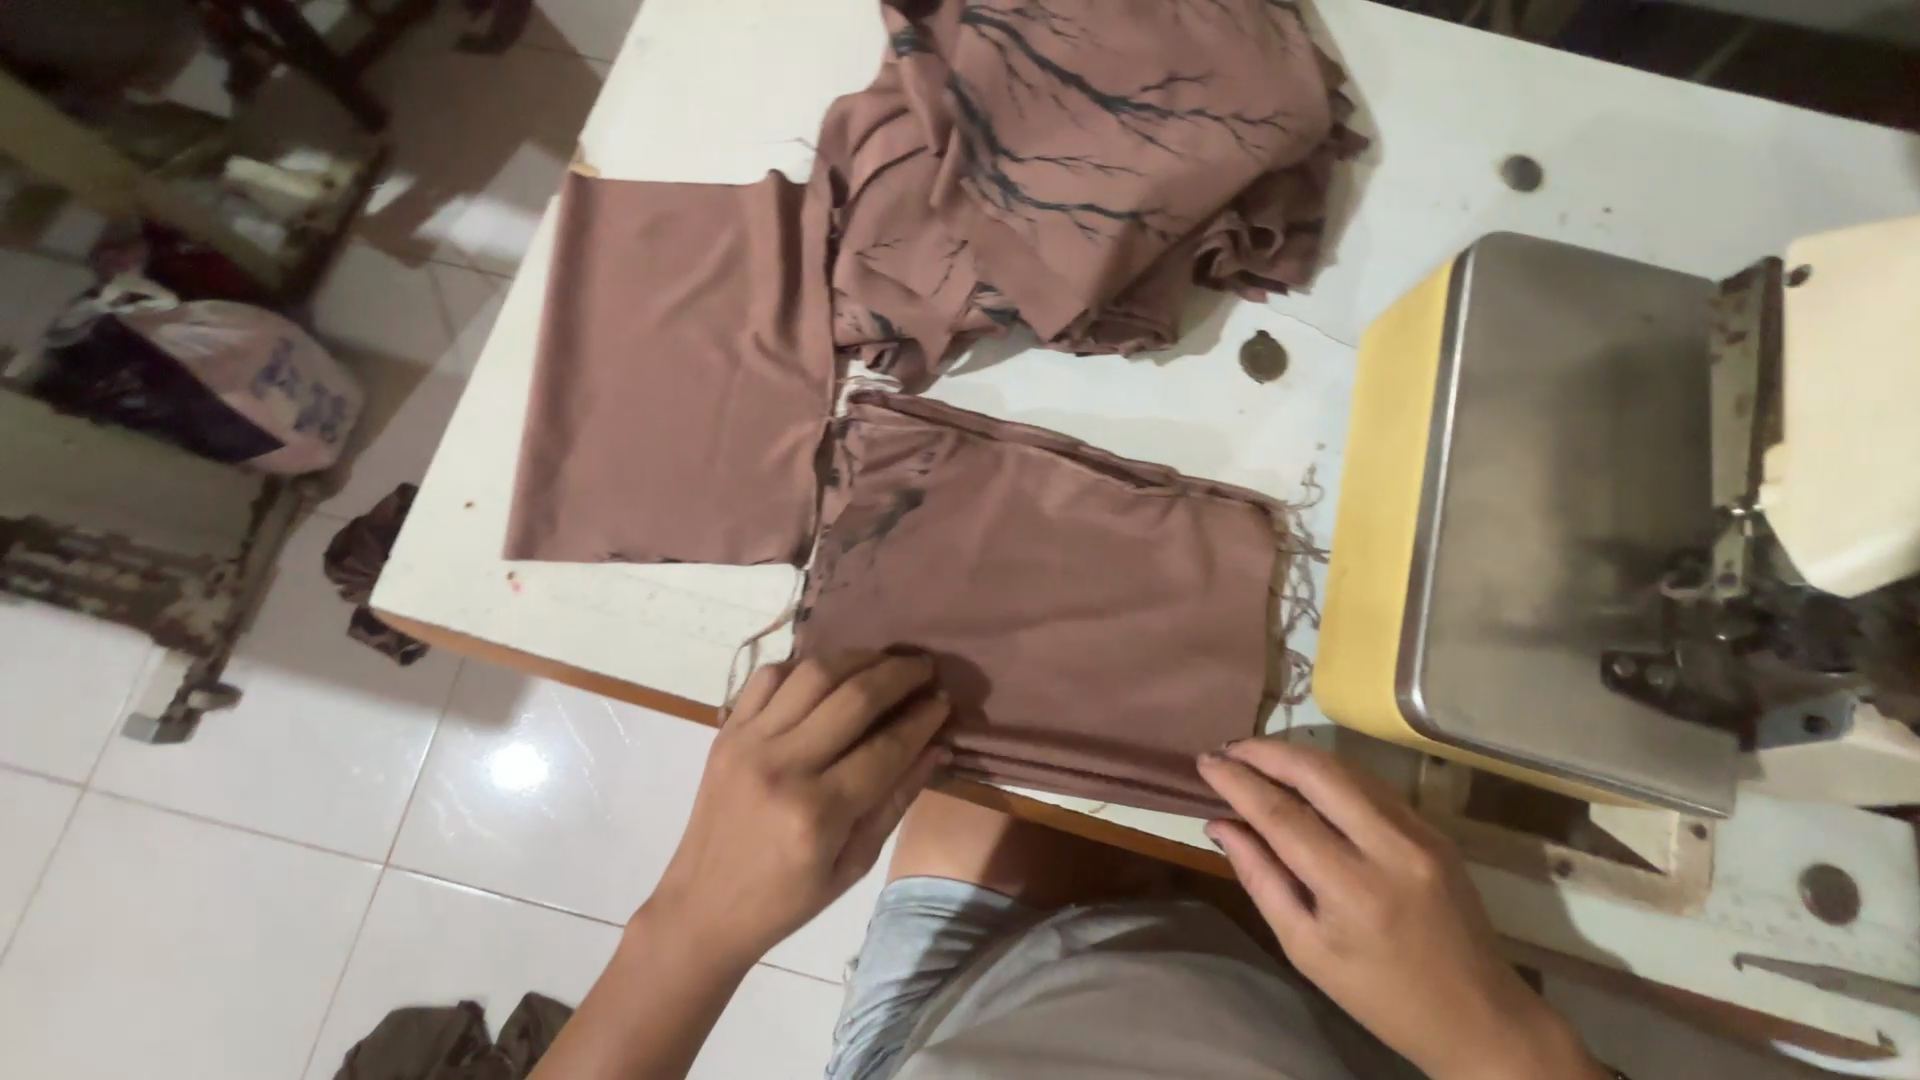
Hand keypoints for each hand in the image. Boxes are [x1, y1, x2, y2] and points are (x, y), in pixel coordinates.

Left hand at [643, 652, 949, 965]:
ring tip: (884, 662)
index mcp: (818, 814)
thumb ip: (897, 798)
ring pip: (813, 674)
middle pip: (854, 697)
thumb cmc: (788, 899)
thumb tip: (938, 746)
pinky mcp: (726, 731)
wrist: (702, 907)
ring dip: (858, 659)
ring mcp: (748, 743)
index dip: (923, 718)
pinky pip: (769, 676)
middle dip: (899, 674)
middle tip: (925, 668)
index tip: (944, 701)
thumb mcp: (855, 864)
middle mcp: (783, 767)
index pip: (887, 746)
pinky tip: (829, 674)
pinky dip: (805, 666)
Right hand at [1198, 739, 1603, 1079]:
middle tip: (1226, 749)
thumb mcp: (1305, 948)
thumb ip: (1259, 878)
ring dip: (1294, 755)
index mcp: (1353, 889)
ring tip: (1253, 756)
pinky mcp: (1434, 830)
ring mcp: (1419, 834)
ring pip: (1345, 769)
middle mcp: (1391, 849)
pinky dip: (1326, 772)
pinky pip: (1369, 785)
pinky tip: (1300, 776)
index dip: (1237, 782)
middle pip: (1316, 773)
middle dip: (1264, 752)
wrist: (1484, 1019)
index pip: (1281, 814)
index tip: (1204, 762)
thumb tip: (1220, 824)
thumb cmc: (1381, 997)